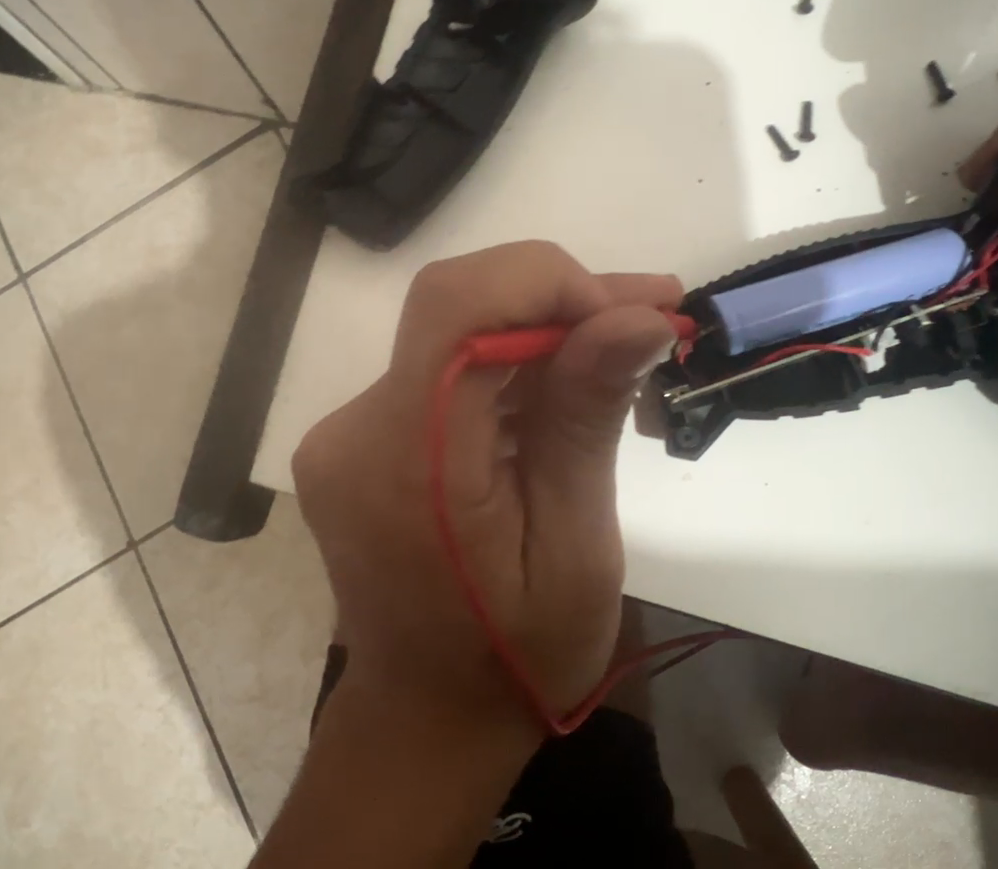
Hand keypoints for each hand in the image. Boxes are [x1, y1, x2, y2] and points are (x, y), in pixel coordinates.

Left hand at [291, 241, 681, 729]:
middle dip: (555, 298)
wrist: (424, 716)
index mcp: (406, 461)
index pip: (457, 308)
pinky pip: (437, 374)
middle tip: (651, 316)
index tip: (632, 310)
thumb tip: (634, 314)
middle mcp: (355, 430)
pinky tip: (566, 384)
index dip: (546, 282)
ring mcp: (346, 435)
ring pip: (450, 336)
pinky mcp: (356, 443)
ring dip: (538, 332)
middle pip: (453, 309)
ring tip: (628, 344)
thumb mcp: (574, 550)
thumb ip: (584, 421)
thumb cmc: (513, 659)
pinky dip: (504, 370)